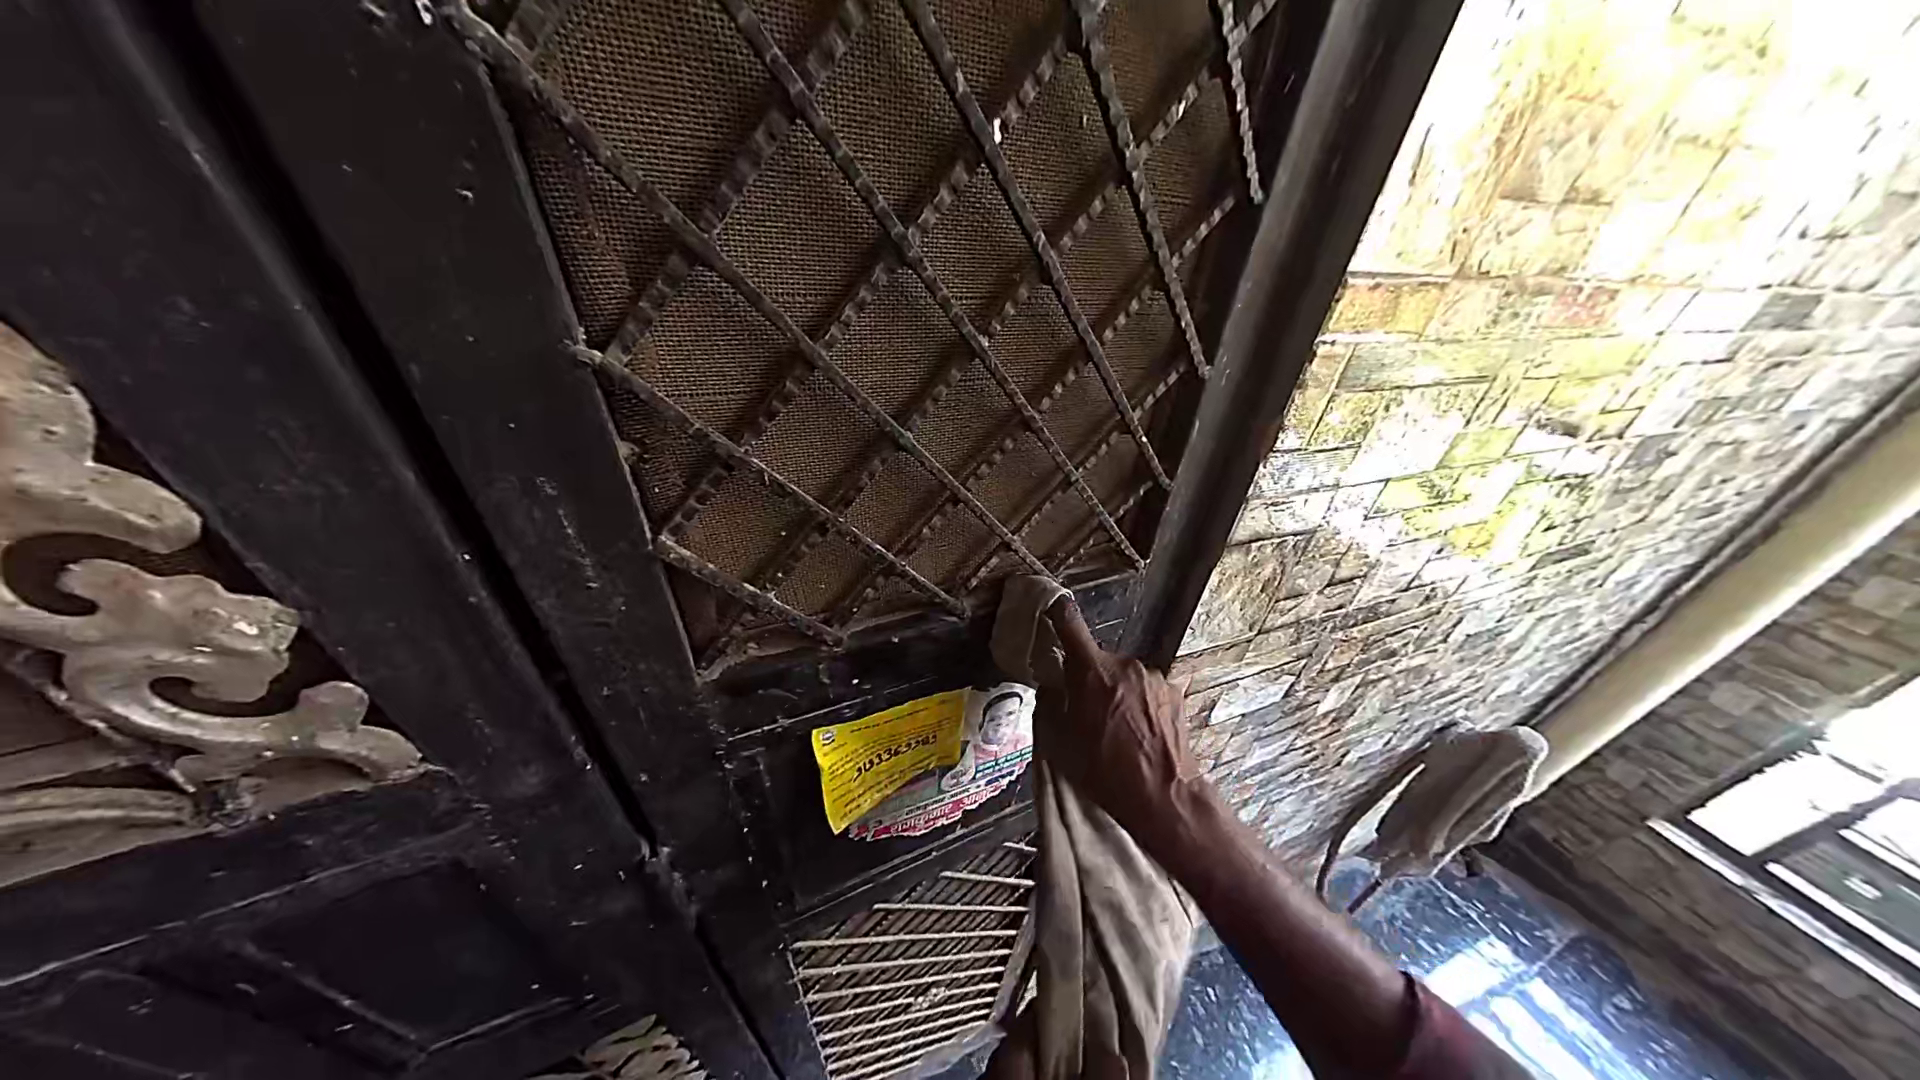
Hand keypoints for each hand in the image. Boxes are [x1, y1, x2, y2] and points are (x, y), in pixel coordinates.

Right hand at [1037, 601, 1200, 838]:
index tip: (1050, 605)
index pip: (1069, 623)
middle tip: (1087, 712)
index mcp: (1091, 670)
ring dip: (1117, 692)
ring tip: (1118, 730)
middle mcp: (1125, 664)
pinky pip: (1147, 690)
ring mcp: (1154, 677)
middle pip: (1098, 660)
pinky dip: (1140, 704)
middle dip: (1090, 678)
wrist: (1162, 796)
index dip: (1057, 611)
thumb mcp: (1059, 741)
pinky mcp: (1174, 693)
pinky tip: (1141, 733)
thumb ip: (1051, 703)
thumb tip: (1052, 685)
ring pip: (1124, 676)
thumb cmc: (1104, 770)